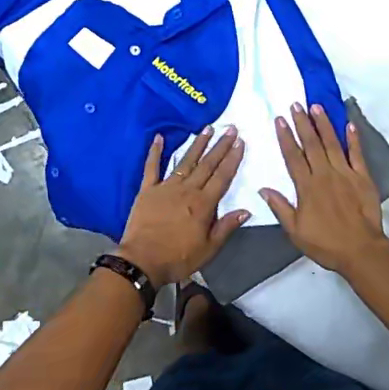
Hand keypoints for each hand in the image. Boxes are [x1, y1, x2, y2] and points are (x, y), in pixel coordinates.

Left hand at [118, 127, 247, 286]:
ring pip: (185, 161)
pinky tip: (159, 137)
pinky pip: (151, 167)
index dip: (232, 158)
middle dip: (220, 145)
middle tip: (231, 128)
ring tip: (208, 128)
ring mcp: (166, 187)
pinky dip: (155, 151)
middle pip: (207, 164)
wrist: (142, 261)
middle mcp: (187, 190)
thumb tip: (246, 210)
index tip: (240, 142)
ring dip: (197, 144)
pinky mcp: (147, 190)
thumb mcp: (209, 249)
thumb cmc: (178, 258)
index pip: (222, 176)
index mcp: (203, 204)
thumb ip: (226, 227)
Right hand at [259, 104, 385, 273]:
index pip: (293, 156)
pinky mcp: (363, 178)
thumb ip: (280, 207)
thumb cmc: (325, 243)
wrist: (361, 250)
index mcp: (306, 186)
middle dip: (302, 123)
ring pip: (332, 143)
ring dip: (324, 124)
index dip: (285, 137)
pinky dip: (353, 139)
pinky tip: (349, 125)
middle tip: (296, 105)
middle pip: (311, 144)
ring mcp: (345, 173)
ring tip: (316, 107)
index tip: (279, 119)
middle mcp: (324, 174)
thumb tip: (263, 189)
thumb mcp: (295, 230)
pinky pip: (357, 154)